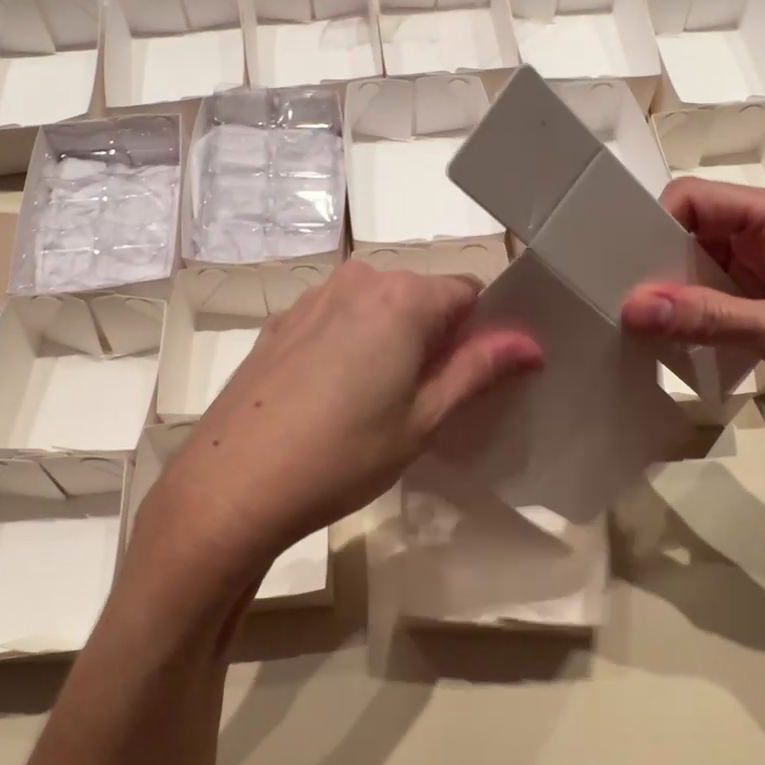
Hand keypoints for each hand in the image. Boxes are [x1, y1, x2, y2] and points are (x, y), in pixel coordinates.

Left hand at [141, 262, 541, 583]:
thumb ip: (478, 371)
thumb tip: (530, 344)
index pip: (470, 292)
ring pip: (378, 308)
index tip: (477, 380)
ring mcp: (312, 299)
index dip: (483, 333)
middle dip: (438, 337)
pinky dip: (353, 346)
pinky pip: (339, 321)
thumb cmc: (342, 455)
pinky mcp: (281, 324)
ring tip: (379, 405)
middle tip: (429, 402)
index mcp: (402, 297)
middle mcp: (357, 280)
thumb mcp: (423, 420)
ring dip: (394, 342)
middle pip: (422, 296)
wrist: (233, 484)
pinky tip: (334, 399)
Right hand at [621, 178, 764, 429]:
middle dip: (653, 264)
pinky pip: (711, 303)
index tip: (618, 267)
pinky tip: (665, 345)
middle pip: (690, 233)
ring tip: (629, 328)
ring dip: (669, 297)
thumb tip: (633, 307)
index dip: (654, 224)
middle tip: (612, 303)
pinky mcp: (764, 308)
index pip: (696, 199)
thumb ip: (709, 318)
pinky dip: (688, 320)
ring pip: (696, 270)